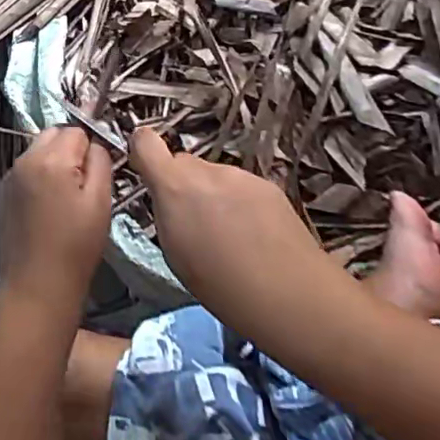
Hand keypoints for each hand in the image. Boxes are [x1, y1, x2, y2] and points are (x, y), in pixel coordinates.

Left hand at [0, 126, 112, 307]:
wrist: (37, 285)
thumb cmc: (76, 246)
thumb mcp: (100, 202)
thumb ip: (100, 163)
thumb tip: (95, 145)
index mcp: (51, 159)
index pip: (76, 130)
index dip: (90, 149)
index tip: (95, 175)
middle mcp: (25, 159)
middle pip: (53, 134)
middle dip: (69, 149)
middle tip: (81, 184)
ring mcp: (11, 175)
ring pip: (37, 150)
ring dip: (53, 162)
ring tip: (64, 198)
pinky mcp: (3, 191)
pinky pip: (25, 170)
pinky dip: (38, 177)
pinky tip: (46, 207)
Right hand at [128, 127, 326, 310]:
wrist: (296, 298)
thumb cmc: (223, 287)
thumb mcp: (174, 252)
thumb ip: (165, 211)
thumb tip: (166, 198)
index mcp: (174, 186)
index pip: (145, 141)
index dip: (143, 151)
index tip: (146, 170)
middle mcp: (206, 171)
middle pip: (183, 163)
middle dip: (182, 185)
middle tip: (194, 223)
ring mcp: (240, 175)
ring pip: (213, 177)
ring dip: (214, 196)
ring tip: (230, 236)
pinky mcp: (268, 185)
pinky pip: (241, 187)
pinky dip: (240, 204)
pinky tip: (255, 236)